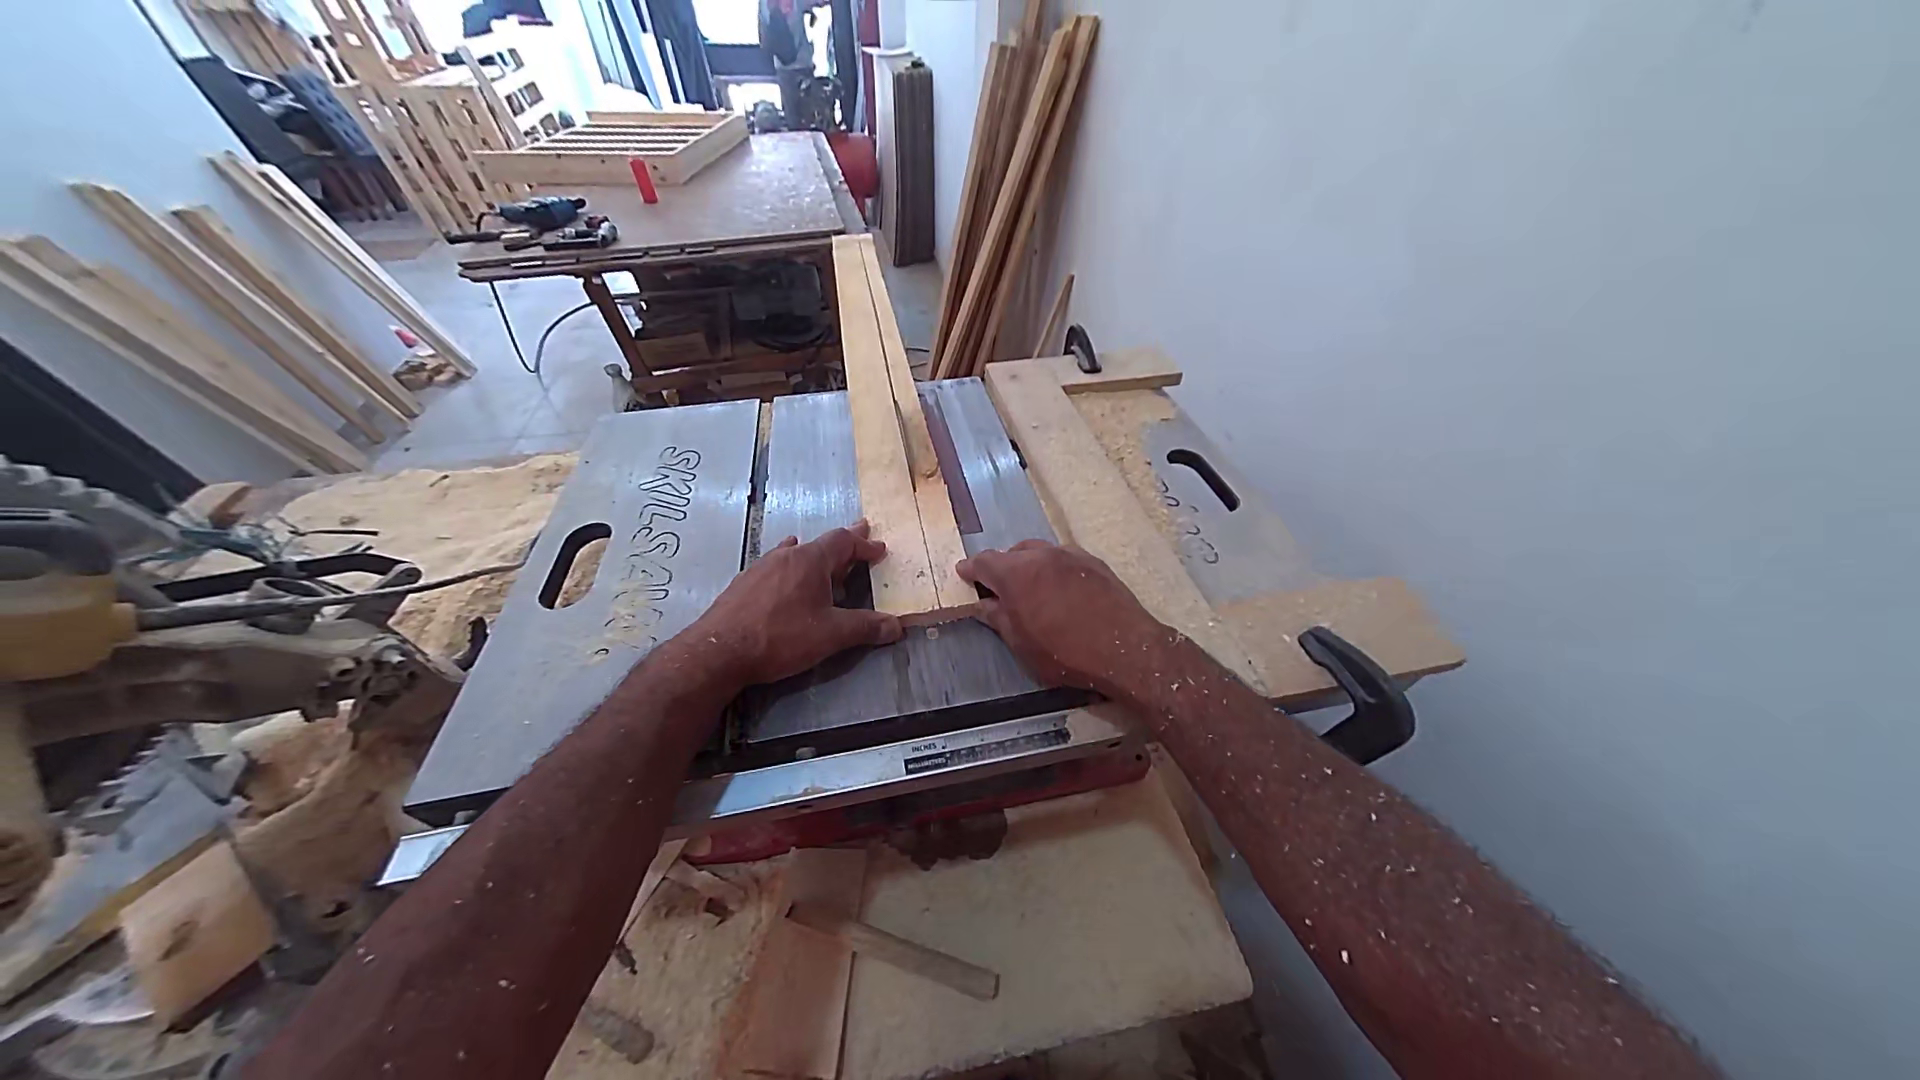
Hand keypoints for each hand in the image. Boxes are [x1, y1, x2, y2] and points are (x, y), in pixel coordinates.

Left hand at [678, 520, 903, 687]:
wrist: (718, 652)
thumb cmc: (779, 637)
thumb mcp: (831, 635)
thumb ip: (865, 628)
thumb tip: (896, 626)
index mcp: (810, 561)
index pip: (843, 541)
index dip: (864, 544)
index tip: (879, 549)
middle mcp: (785, 556)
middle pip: (819, 543)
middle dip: (843, 544)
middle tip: (860, 537)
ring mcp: (760, 569)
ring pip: (794, 554)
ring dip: (814, 557)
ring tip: (823, 562)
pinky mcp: (743, 585)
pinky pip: (774, 568)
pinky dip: (790, 570)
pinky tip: (785, 582)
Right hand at [956, 541, 1174, 698]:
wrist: (1127, 650)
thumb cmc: (1067, 653)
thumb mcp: (1021, 645)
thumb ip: (998, 619)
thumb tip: (984, 604)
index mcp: (1016, 574)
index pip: (984, 561)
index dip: (971, 569)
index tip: (964, 574)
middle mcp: (1042, 556)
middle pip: (1012, 553)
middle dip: (1001, 567)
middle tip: (998, 588)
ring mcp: (1071, 555)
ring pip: (1039, 552)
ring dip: (1028, 565)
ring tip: (1029, 587)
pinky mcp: (1094, 563)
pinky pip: (1063, 558)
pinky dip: (1052, 568)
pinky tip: (1058, 587)